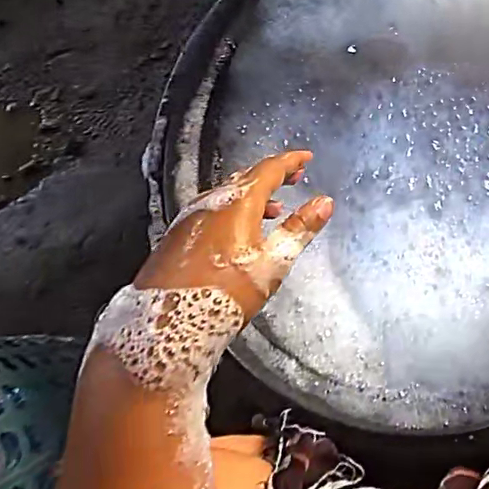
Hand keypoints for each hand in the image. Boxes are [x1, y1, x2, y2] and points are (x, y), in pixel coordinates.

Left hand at [134, 150, 334, 317]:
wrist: (164, 329)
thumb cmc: (223, 295)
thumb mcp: (273, 263)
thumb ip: (300, 229)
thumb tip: (324, 203)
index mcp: (237, 203)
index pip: (269, 169)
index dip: (291, 161)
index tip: (305, 158)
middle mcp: (210, 204)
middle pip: (247, 177)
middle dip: (274, 175)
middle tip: (294, 177)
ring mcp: (189, 219)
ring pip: (228, 194)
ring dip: (255, 195)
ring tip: (273, 209)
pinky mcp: (176, 237)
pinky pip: (212, 210)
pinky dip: (234, 209)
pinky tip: (241, 231)